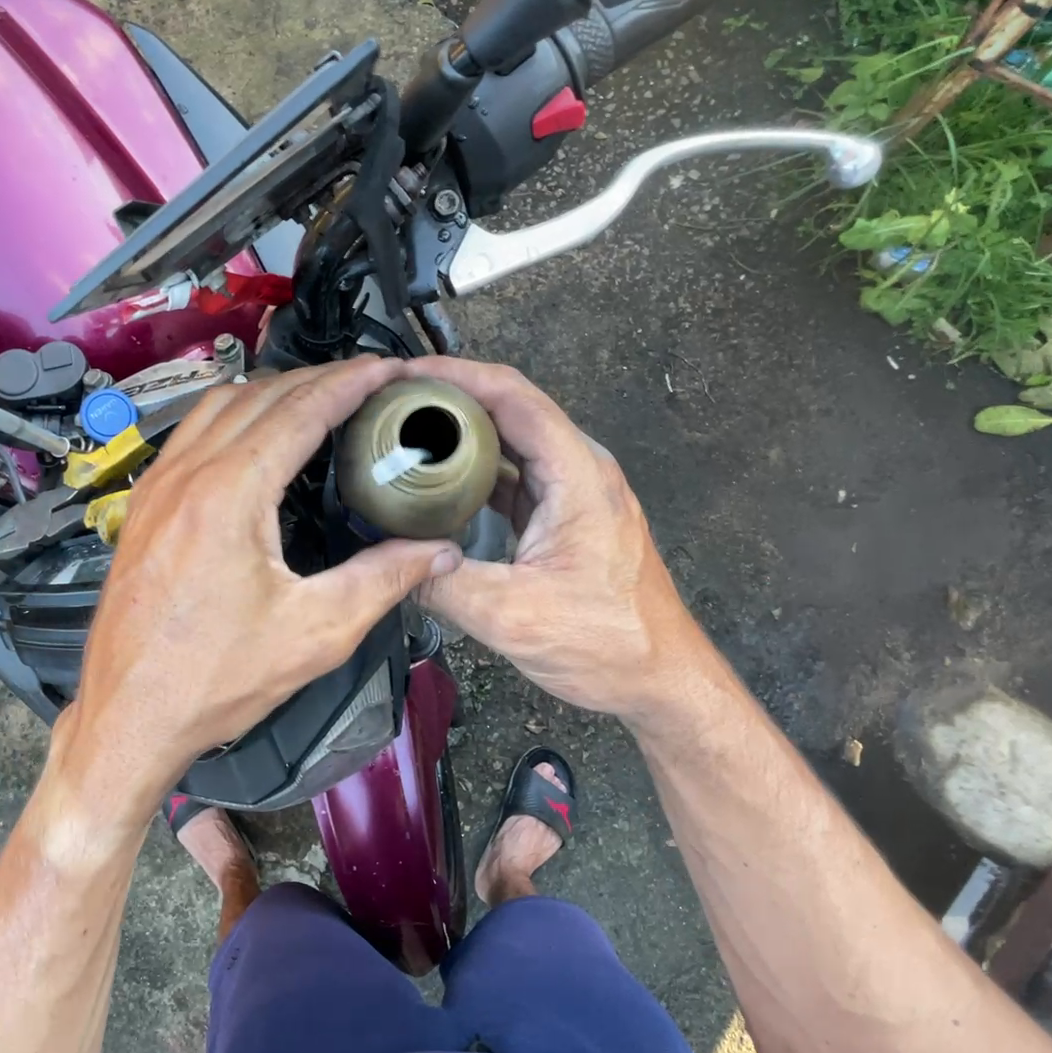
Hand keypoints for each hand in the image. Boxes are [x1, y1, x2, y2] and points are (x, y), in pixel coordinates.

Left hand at [59, 359, 464, 811]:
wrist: (129, 717)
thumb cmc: (211, 682)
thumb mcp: (315, 633)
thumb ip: (383, 580)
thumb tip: (435, 551)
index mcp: (228, 496)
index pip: (300, 410)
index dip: (350, 382)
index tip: (384, 369)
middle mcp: (185, 478)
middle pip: (260, 395)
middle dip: (318, 379)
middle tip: (364, 382)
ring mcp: (156, 489)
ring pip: (218, 406)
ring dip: (272, 391)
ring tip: (317, 399)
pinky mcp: (144, 508)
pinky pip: (190, 434)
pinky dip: (233, 417)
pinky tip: (255, 437)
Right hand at [408, 357, 710, 723]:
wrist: (661, 679)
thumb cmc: (609, 645)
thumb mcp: (514, 617)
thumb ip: (445, 584)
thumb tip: (390, 561)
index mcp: (577, 476)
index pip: (513, 397)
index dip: (456, 375)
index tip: (405, 374)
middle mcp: (580, 470)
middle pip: (511, 409)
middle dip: (451, 396)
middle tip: (394, 402)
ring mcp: (574, 492)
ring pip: (511, 441)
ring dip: (462, 431)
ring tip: (408, 432)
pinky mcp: (565, 516)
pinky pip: (514, 475)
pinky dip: (475, 468)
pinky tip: (439, 481)